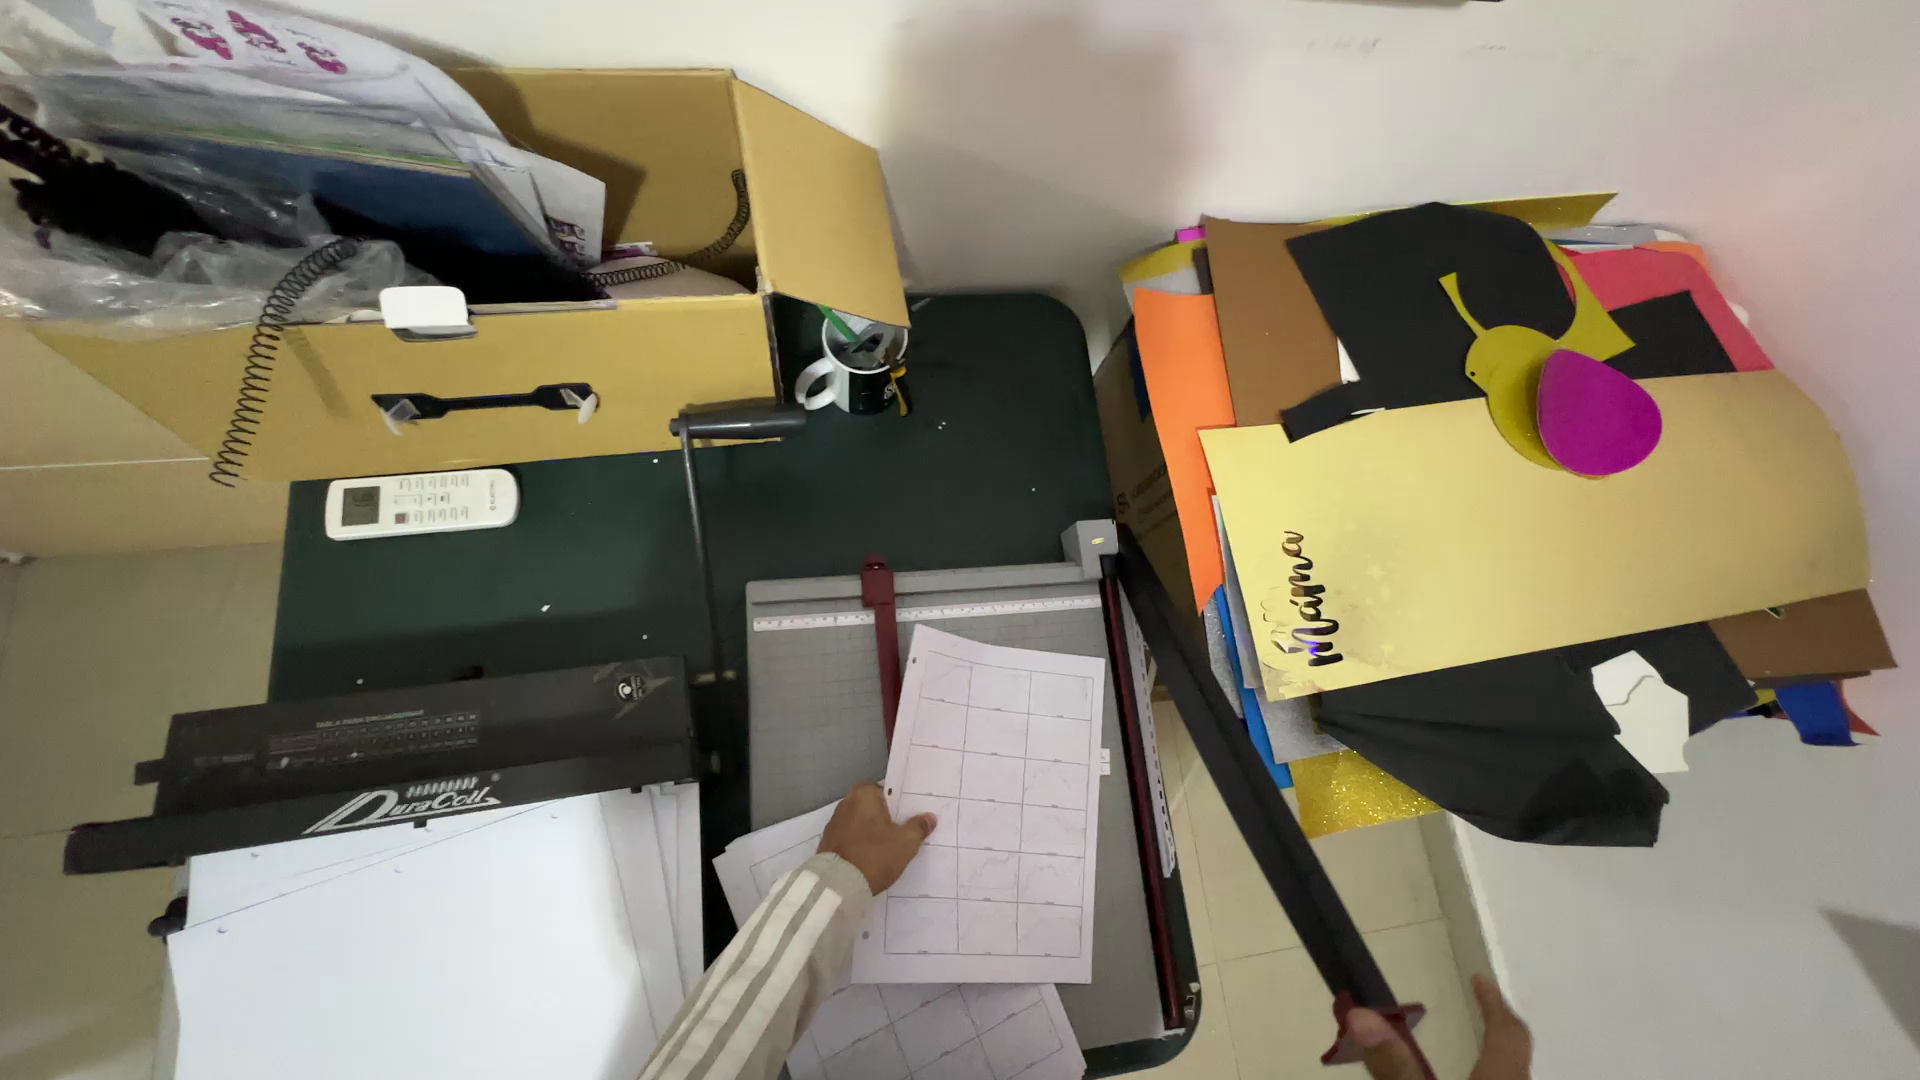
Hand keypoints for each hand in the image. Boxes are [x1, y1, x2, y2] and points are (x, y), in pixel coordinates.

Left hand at [817, 783, 937, 894]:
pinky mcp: (827, 842)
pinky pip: (850, 837)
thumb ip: (918, 827)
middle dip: (885, 817)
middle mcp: (845, 803)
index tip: (908, 816)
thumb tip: (929, 817)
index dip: (898, 804)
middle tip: (901, 832)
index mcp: (863, 794)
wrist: (838, 885)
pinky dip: (859, 843)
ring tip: (886, 847)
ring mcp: (834, 823)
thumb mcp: (905, 843)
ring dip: (871, 831)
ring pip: (860, 822)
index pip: (886, 791)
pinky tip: (870, 856)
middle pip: (872, 807)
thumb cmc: (874, 855)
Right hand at [1350, 975, 1531, 1079]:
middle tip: (1476, 1010)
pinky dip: (1486, 1076)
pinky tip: (1461, 1077)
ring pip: (1509, 1077)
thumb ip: (1394, 1065)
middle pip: (1516, 1060)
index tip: (1480, 978)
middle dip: (1497, 1033)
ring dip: (1493, 1062)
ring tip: (1468, 1050)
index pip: (1508, 1035)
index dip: (1494, 1004)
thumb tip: (1359, 1014)